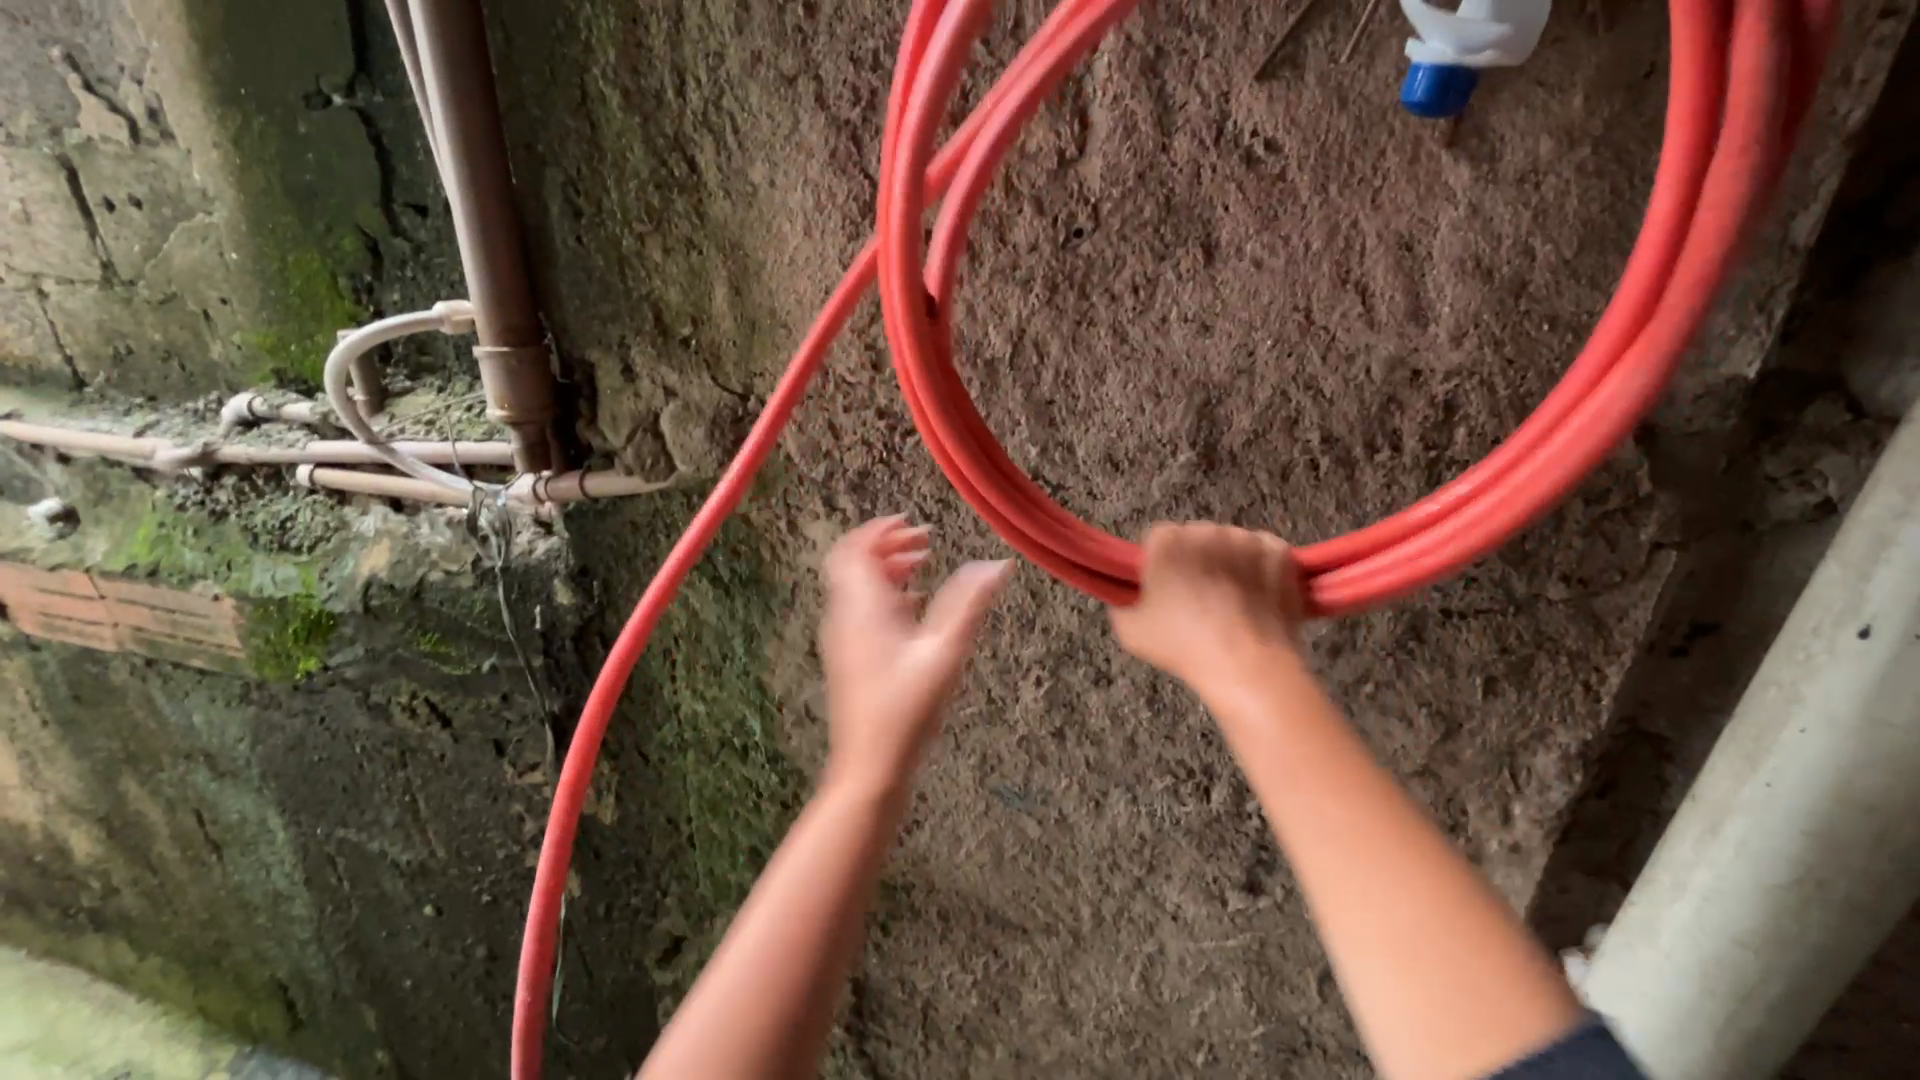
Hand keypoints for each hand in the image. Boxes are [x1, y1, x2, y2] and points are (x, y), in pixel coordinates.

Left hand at [819, 516, 1011, 796]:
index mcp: (863, 608)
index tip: (912, 522)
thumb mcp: (946, 653)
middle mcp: (846, 617)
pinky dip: (884, 595)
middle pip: (853, 563)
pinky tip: (913, 609)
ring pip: (857, 586)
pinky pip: (861, 609)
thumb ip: (970, 604)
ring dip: (886, 569)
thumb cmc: (906, 711)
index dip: (880, 529)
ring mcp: (844, 639)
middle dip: (886, 545)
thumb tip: (998, 564)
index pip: (855, 549)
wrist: (869, 766)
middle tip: (923, 541)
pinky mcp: (849, 658)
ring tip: (923, 567)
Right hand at [1109, 523, 1305, 688]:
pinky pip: (1265, 551)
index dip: (1160, 562)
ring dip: (1229, 562)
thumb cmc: (1184, 646)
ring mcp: (1246, 539)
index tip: (1165, 587)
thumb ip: (1121, 603)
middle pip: (1197, 536)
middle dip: (1196, 559)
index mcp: (1167, 542)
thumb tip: (1127, 597)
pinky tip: (1257, 595)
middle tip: (1199, 596)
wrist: (1247, 664)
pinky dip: (1261, 567)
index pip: (1158, 538)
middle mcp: (1207, 531)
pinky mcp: (1280, 552)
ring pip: (1232, 543)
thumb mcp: (1129, 631)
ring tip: (1231, 600)